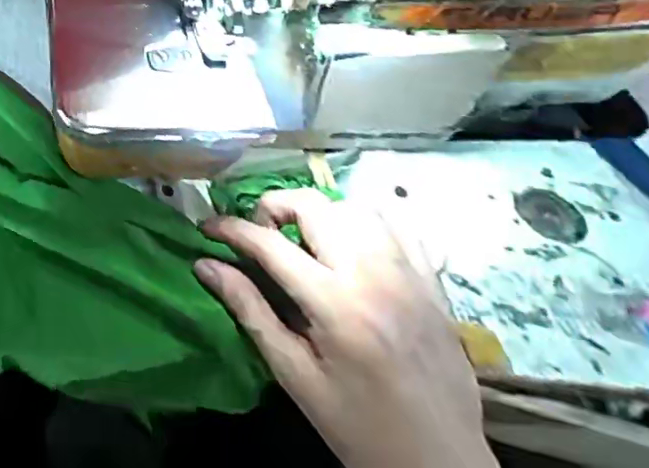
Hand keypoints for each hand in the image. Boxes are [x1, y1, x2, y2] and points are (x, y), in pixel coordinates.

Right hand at [195, 190, 492, 467]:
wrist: (442, 466)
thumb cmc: (360, 428)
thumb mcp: (296, 377)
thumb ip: (251, 312)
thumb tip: (206, 266)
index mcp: (336, 305)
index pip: (269, 244)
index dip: (230, 229)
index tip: (208, 228)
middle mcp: (373, 275)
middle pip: (312, 207)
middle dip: (273, 207)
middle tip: (259, 233)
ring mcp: (408, 274)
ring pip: (354, 207)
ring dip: (320, 213)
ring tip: (306, 240)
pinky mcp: (432, 282)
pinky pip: (398, 224)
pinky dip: (367, 221)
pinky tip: (353, 242)